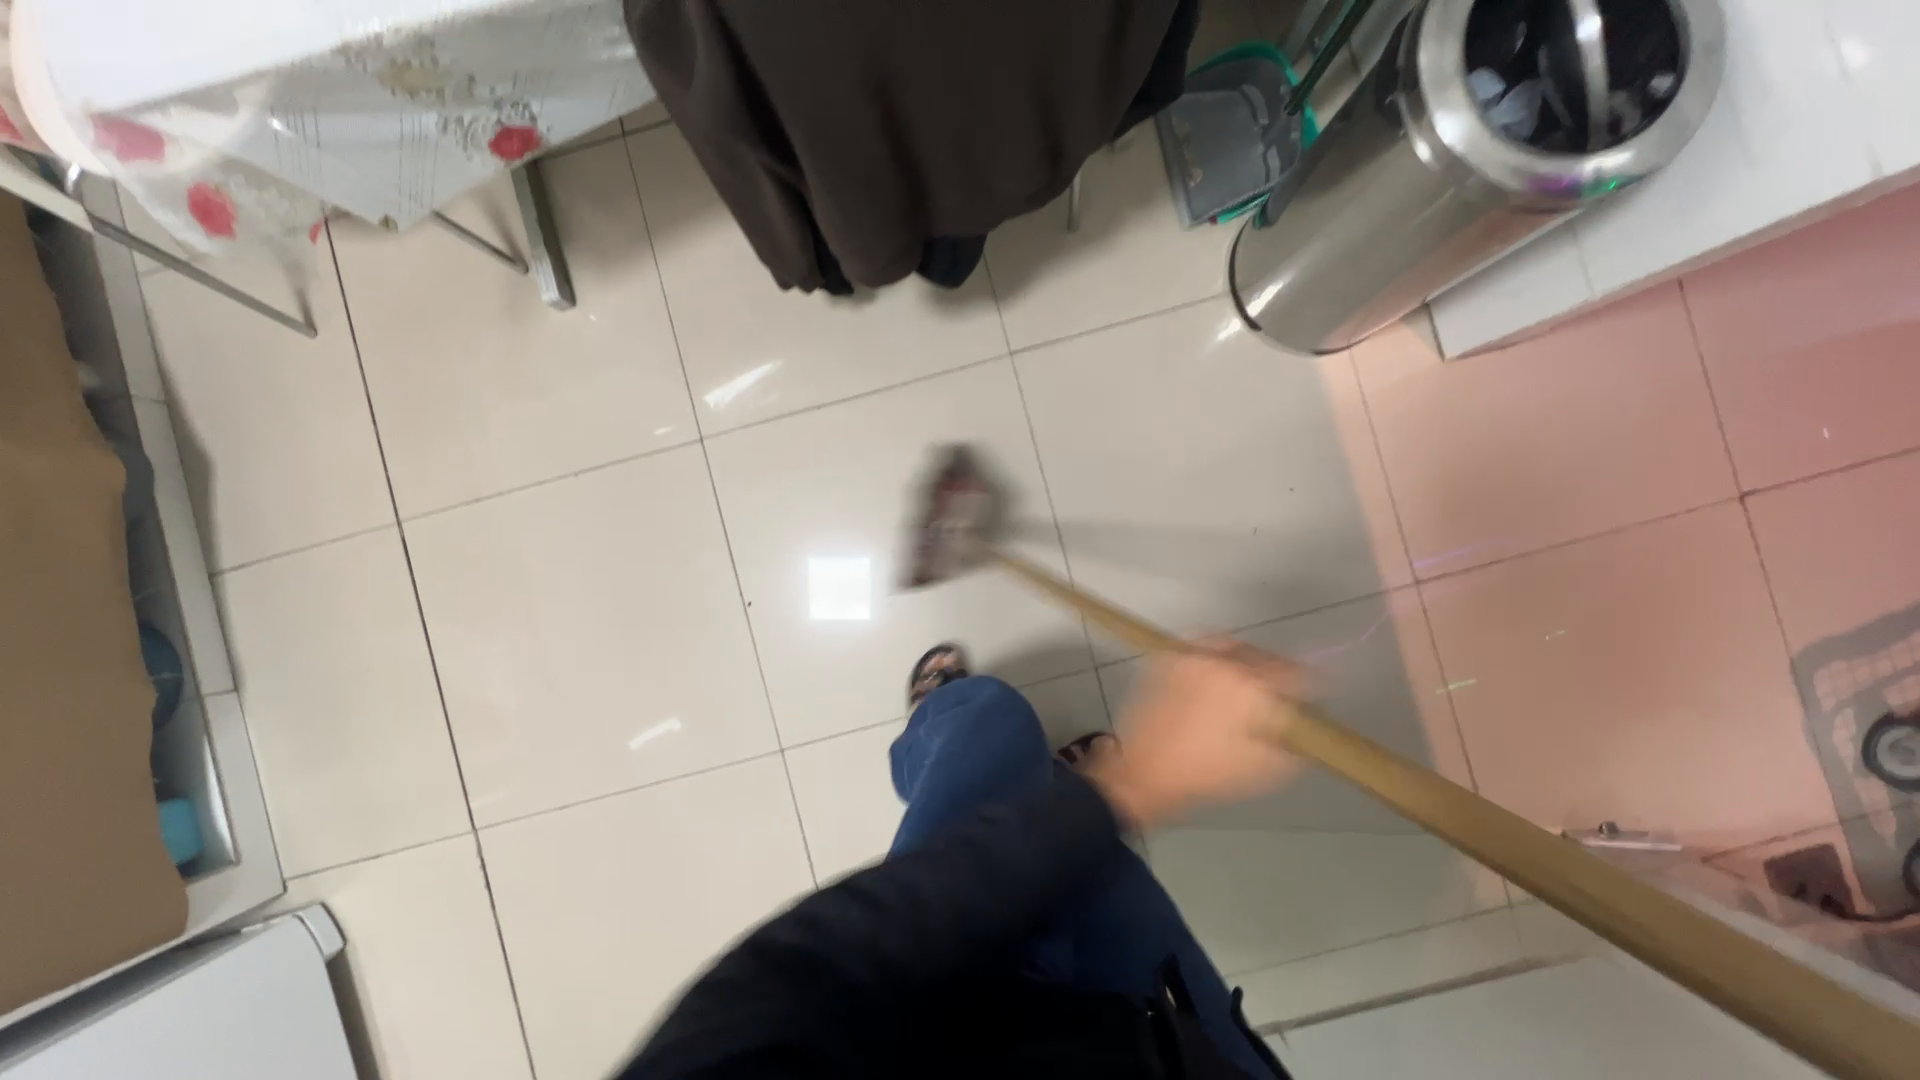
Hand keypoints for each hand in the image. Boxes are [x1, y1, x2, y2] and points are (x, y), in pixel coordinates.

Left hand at [1085, 638, 1307, 829]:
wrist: (1145, 770)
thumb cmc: (1208, 773)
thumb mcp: (1266, 768)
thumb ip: (1296, 743)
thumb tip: (1306, 724)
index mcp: (1250, 686)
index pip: (1295, 673)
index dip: (1309, 684)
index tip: (1310, 695)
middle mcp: (1222, 661)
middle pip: (1263, 656)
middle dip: (1277, 672)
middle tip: (1279, 691)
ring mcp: (1190, 656)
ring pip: (1231, 644)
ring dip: (1246, 659)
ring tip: (1247, 679)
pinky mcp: (1166, 659)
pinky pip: (1199, 645)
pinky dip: (1214, 654)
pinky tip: (1216, 672)